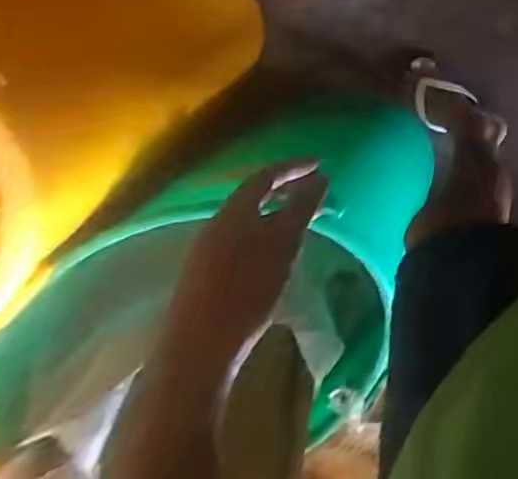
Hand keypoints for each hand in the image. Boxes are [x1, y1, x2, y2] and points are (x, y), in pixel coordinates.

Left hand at [159, 161, 330, 372]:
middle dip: (286, 189)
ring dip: (276, 214)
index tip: (321, 163)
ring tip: (303, 220)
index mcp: (232, 215)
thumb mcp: (284, 243)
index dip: (293, 167)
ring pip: (247, 221)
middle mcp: (214, 228)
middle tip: (317, 190)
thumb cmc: (246, 290)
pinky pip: (239, 241)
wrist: (196, 354)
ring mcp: (204, 255)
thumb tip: (320, 177)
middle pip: (253, 198)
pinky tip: (277, 253)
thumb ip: (302, 207)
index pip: (264, 177)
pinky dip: (264, 234)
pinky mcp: (203, 279)